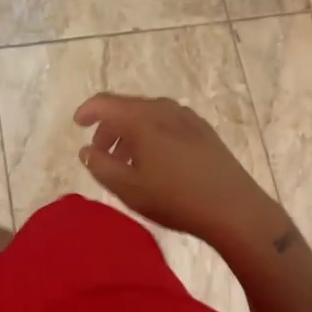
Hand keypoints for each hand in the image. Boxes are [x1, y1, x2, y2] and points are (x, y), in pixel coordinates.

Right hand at [74, 92, 281, 247]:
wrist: (234, 209)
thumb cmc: (176, 198)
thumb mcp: (129, 189)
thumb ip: (101, 166)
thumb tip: (86, 149)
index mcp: (141, 118)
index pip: (105, 103)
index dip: (87, 111)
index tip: (77, 124)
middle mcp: (162, 108)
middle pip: (126, 107)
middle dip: (109, 126)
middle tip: (100, 152)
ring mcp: (185, 116)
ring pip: (148, 114)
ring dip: (130, 131)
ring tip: (127, 161)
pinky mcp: (202, 129)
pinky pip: (166, 121)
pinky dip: (151, 133)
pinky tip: (156, 159)